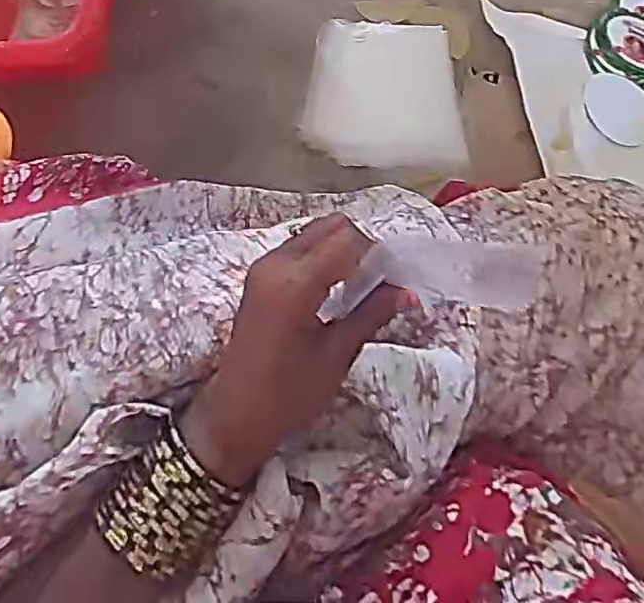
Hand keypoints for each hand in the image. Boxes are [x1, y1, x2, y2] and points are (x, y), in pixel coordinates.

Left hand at [181, 215, 412, 485]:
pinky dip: (323, 255)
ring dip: (341, 247)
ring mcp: (264, 265)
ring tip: (360, 283)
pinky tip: (336, 285)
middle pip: (331, 226)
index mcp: (295, 282)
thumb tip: (409, 292)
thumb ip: (372, 313)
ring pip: (315, 232)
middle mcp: (276, 262)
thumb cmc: (287, 394)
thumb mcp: (336, 354)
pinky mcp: (260, 273)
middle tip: (380, 277)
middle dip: (360, 244)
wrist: (234, 416)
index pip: (348, 239)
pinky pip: (300, 246)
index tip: (395, 275)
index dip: (376, 251)